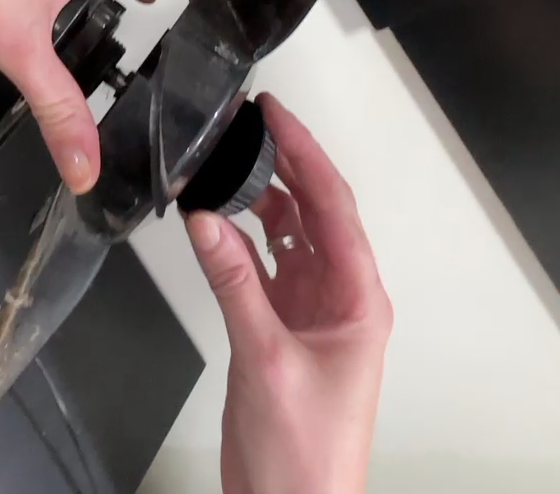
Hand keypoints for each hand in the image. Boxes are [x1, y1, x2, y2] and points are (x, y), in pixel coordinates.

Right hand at [186, 94, 392, 493]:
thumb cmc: (301, 446)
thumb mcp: (265, 357)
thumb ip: (233, 281)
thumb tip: (201, 214)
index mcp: (358, 296)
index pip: (332, 205)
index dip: (304, 153)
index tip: (273, 113)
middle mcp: (339, 291)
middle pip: (313, 209)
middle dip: (284, 162)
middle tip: (247, 120)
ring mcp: (309, 305)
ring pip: (287, 232)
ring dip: (259, 197)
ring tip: (226, 159)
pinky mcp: (280, 321)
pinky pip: (263, 262)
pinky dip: (239, 236)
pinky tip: (214, 217)